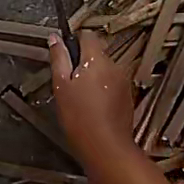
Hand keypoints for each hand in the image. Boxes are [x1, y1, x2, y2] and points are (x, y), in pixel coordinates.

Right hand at [48, 31, 134, 157]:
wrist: (106, 147)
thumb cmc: (79, 117)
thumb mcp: (61, 86)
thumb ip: (59, 58)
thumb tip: (54, 37)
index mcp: (97, 59)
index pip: (88, 35)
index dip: (75, 41)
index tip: (65, 55)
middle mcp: (114, 65)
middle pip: (97, 53)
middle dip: (83, 62)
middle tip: (69, 83)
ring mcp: (124, 81)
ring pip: (105, 70)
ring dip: (94, 76)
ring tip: (81, 98)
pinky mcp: (128, 96)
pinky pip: (113, 84)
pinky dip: (103, 89)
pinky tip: (94, 107)